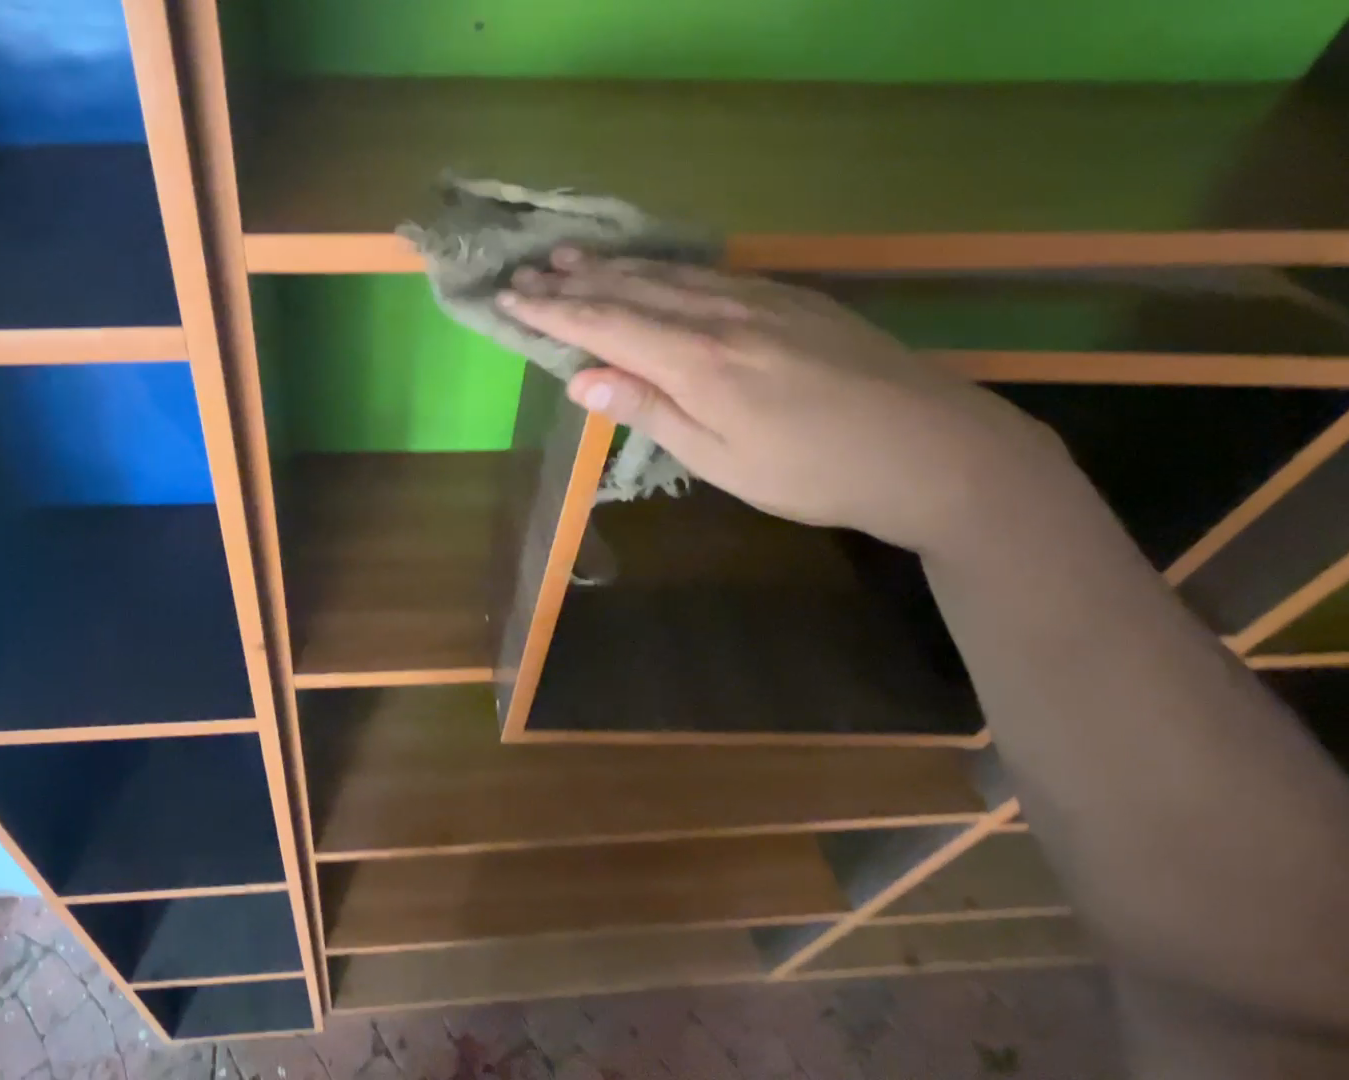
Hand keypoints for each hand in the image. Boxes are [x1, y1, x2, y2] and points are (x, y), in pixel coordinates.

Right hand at [501, 250, 1076, 557]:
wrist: (931, 449)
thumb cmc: (814, 474)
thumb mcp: (722, 460)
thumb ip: (651, 411)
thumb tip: (580, 377)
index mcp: (699, 362)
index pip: (608, 326)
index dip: (554, 311)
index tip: (510, 297)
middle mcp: (724, 317)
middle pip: (635, 290)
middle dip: (575, 282)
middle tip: (528, 269)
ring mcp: (763, 301)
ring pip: (673, 275)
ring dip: (617, 267)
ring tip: (573, 256)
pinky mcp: (793, 299)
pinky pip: (711, 275)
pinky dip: (667, 269)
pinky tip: (656, 270)